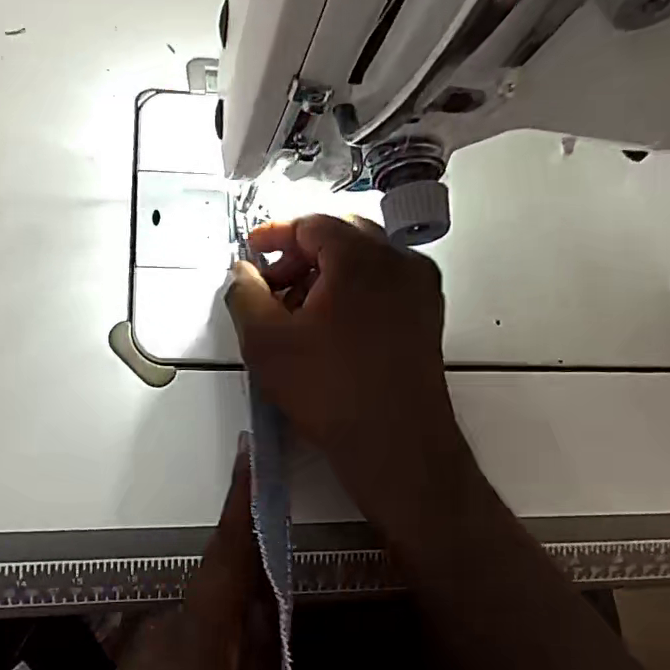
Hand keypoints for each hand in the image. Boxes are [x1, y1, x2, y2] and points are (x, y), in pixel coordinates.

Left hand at [50, 458, 279, 669]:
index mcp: (194, 640)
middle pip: (220, 590)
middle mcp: (160, 630)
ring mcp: (141, 650)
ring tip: (262, 661)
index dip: (243, 503)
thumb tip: (271, 611)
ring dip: (233, 626)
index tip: (248, 452)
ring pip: (203, 622)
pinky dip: (211, 648)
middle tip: (289, 584)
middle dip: (254, 585)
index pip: (227, 556)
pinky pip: (183, 644)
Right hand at [224, 214, 470, 504]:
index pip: (312, 223)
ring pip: (363, 260)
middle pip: (341, 236)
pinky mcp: (426, 318)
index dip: (275, 234)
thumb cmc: (330, 390)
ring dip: (324, 273)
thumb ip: (244, 293)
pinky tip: (326, 327)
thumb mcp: (265, 340)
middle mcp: (400, 264)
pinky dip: (350, 290)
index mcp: (362, 258)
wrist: (396, 446)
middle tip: (271, 284)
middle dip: (299, 254)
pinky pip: (382, 284)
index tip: (252, 252)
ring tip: (294, 311)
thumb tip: (243, 272)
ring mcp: (420, 291)